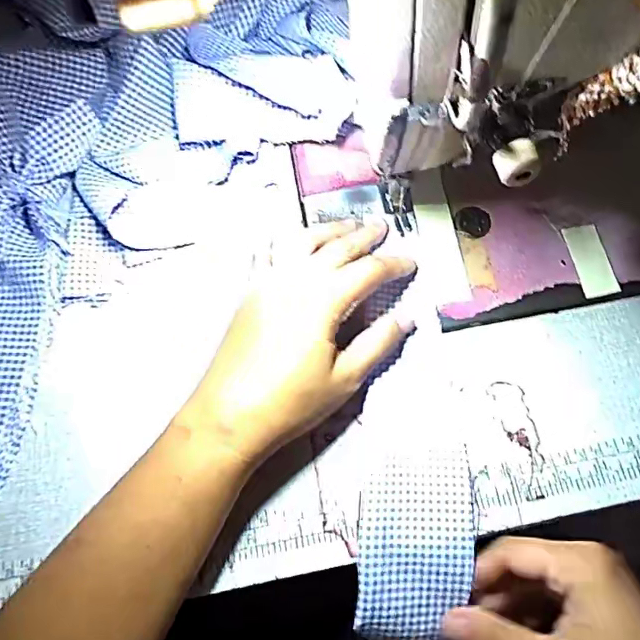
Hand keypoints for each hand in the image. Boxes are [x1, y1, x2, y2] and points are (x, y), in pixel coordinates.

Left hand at [171, 219, 417, 469]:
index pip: (368, 270)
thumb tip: (406, 316)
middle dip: (363, 235)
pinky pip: (269, 252)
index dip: (393, 264)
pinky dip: (286, 240)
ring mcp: (268, 280)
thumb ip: (377, 343)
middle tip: (382, 226)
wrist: (229, 413)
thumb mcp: (344, 379)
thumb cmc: (291, 402)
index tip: (411, 261)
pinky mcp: (249, 290)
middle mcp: (296, 279)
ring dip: (327, 229)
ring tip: (346, 226)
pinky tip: (293, 240)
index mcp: (324, 299)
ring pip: (302, 240)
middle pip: (336, 246)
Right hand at [441, 538, 639, 639]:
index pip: (509, 552)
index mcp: (580, 561)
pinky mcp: (602, 606)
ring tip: (479, 637)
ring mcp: (598, 582)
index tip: (447, 605)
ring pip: (535, 583)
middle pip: (522, 564)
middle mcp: (589, 560)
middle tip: (460, 624)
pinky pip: (553, 599)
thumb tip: (444, 619)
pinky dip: (529, 618)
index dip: (475, 577)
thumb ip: (493, 638)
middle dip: (490, 594)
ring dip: (507, 608)